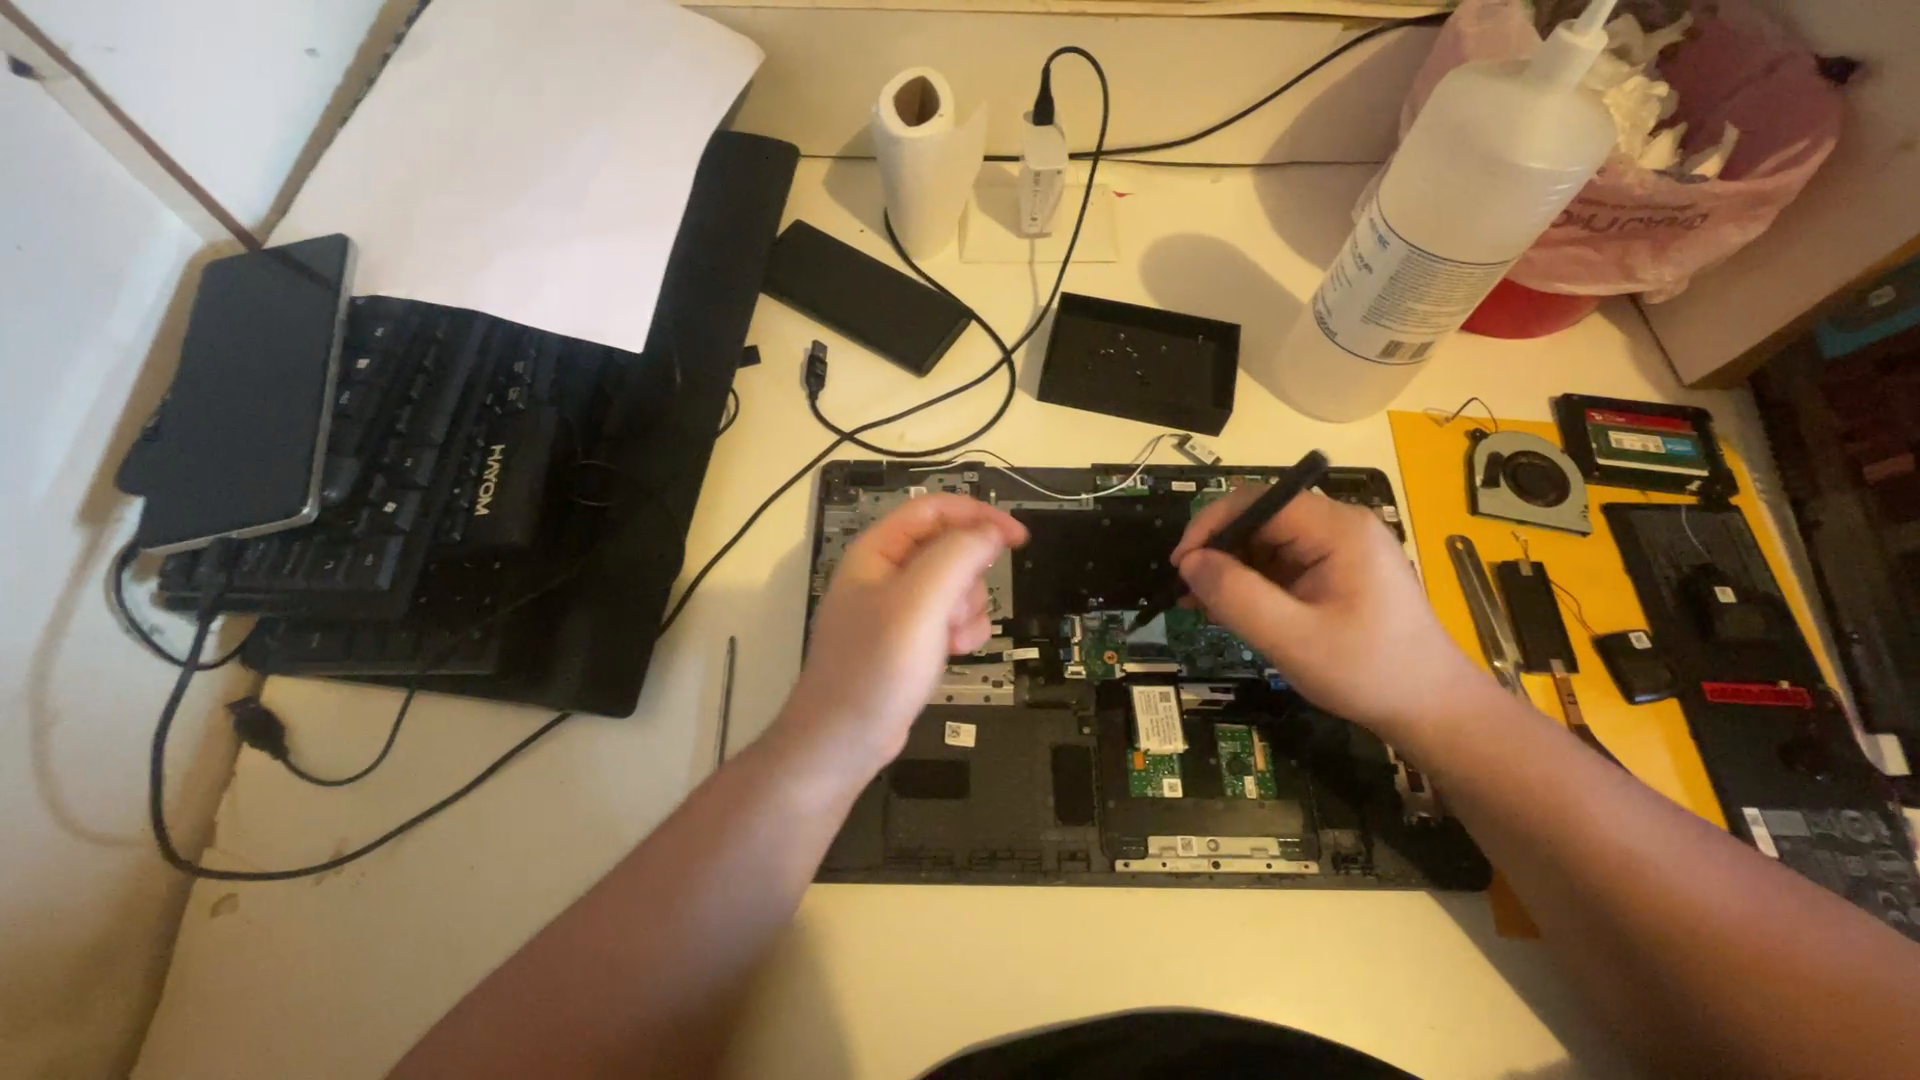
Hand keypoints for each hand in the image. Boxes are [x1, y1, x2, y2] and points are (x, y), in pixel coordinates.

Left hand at [779, 494, 1027, 770]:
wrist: (845, 740)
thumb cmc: (876, 667)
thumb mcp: (919, 603)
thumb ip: (957, 556)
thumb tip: (991, 531)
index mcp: (878, 551)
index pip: (934, 509)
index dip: (978, 515)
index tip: (1017, 537)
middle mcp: (887, 573)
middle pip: (951, 549)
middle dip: (969, 578)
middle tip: (956, 609)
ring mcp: (899, 608)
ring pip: (958, 586)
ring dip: (968, 611)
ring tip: (949, 639)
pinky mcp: (911, 638)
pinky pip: (952, 619)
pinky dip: (963, 633)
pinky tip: (953, 653)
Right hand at [1171, 486, 1482, 739]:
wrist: (1432, 708)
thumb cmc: (1368, 671)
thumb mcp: (1293, 638)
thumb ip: (1237, 596)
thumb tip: (1189, 563)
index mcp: (1337, 529)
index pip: (1256, 502)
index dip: (1211, 526)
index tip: (1181, 567)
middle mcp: (1339, 527)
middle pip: (1260, 519)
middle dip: (1217, 551)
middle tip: (1187, 594)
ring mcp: (1339, 549)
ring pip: (1266, 543)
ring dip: (1230, 570)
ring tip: (1202, 607)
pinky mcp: (1336, 572)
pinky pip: (1281, 565)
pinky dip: (1251, 584)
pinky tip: (1232, 611)